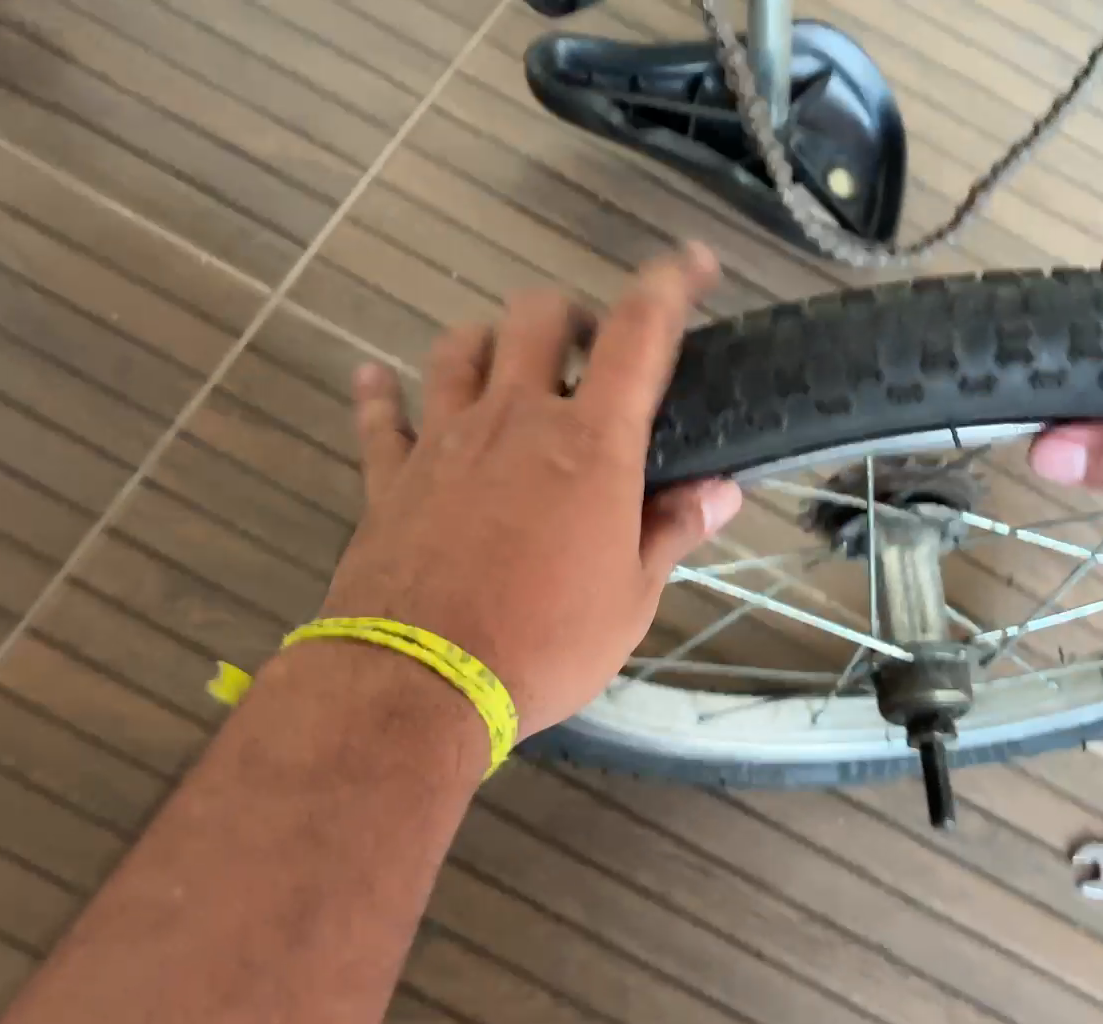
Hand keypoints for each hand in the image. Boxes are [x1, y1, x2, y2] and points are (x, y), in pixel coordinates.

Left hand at [322, 245, 742, 736]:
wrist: (422, 685)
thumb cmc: (547, 642)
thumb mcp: (631, 597)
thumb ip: (673, 530)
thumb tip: (723, 492)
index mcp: (590, 445)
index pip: (639, 336)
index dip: (669, 286)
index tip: (691, 260)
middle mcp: (516, 420)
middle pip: (537, 317)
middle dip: (570, 316)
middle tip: (587, 353)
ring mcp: (445, 441)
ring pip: (461, 350)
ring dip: (490, 343)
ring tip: (509, 371)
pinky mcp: (389, 476)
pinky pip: (381, 416)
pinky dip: (382, 394)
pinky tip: (379, 382)